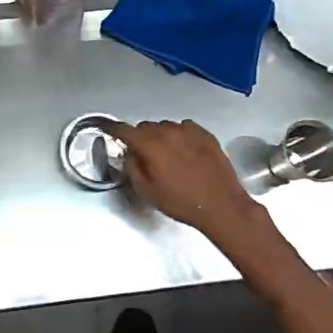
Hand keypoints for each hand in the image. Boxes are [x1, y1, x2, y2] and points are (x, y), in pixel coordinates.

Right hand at [106, 119, 272, 252]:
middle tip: (145, 155)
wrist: (222, 206)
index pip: (124, 129)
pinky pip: (185, 127)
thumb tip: (130, 154)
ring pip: (165, 126)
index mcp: (149, 145)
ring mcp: (188, 132)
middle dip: (141, 137)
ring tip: (168, 154)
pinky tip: (185, 150)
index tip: (110, 131)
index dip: (114, 129)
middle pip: (145, 126)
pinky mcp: (206, 135)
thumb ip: (132, 168)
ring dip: (161, 136)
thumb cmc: (181, 202)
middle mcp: (167, 132)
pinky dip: (180, 135)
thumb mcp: (146, 191)